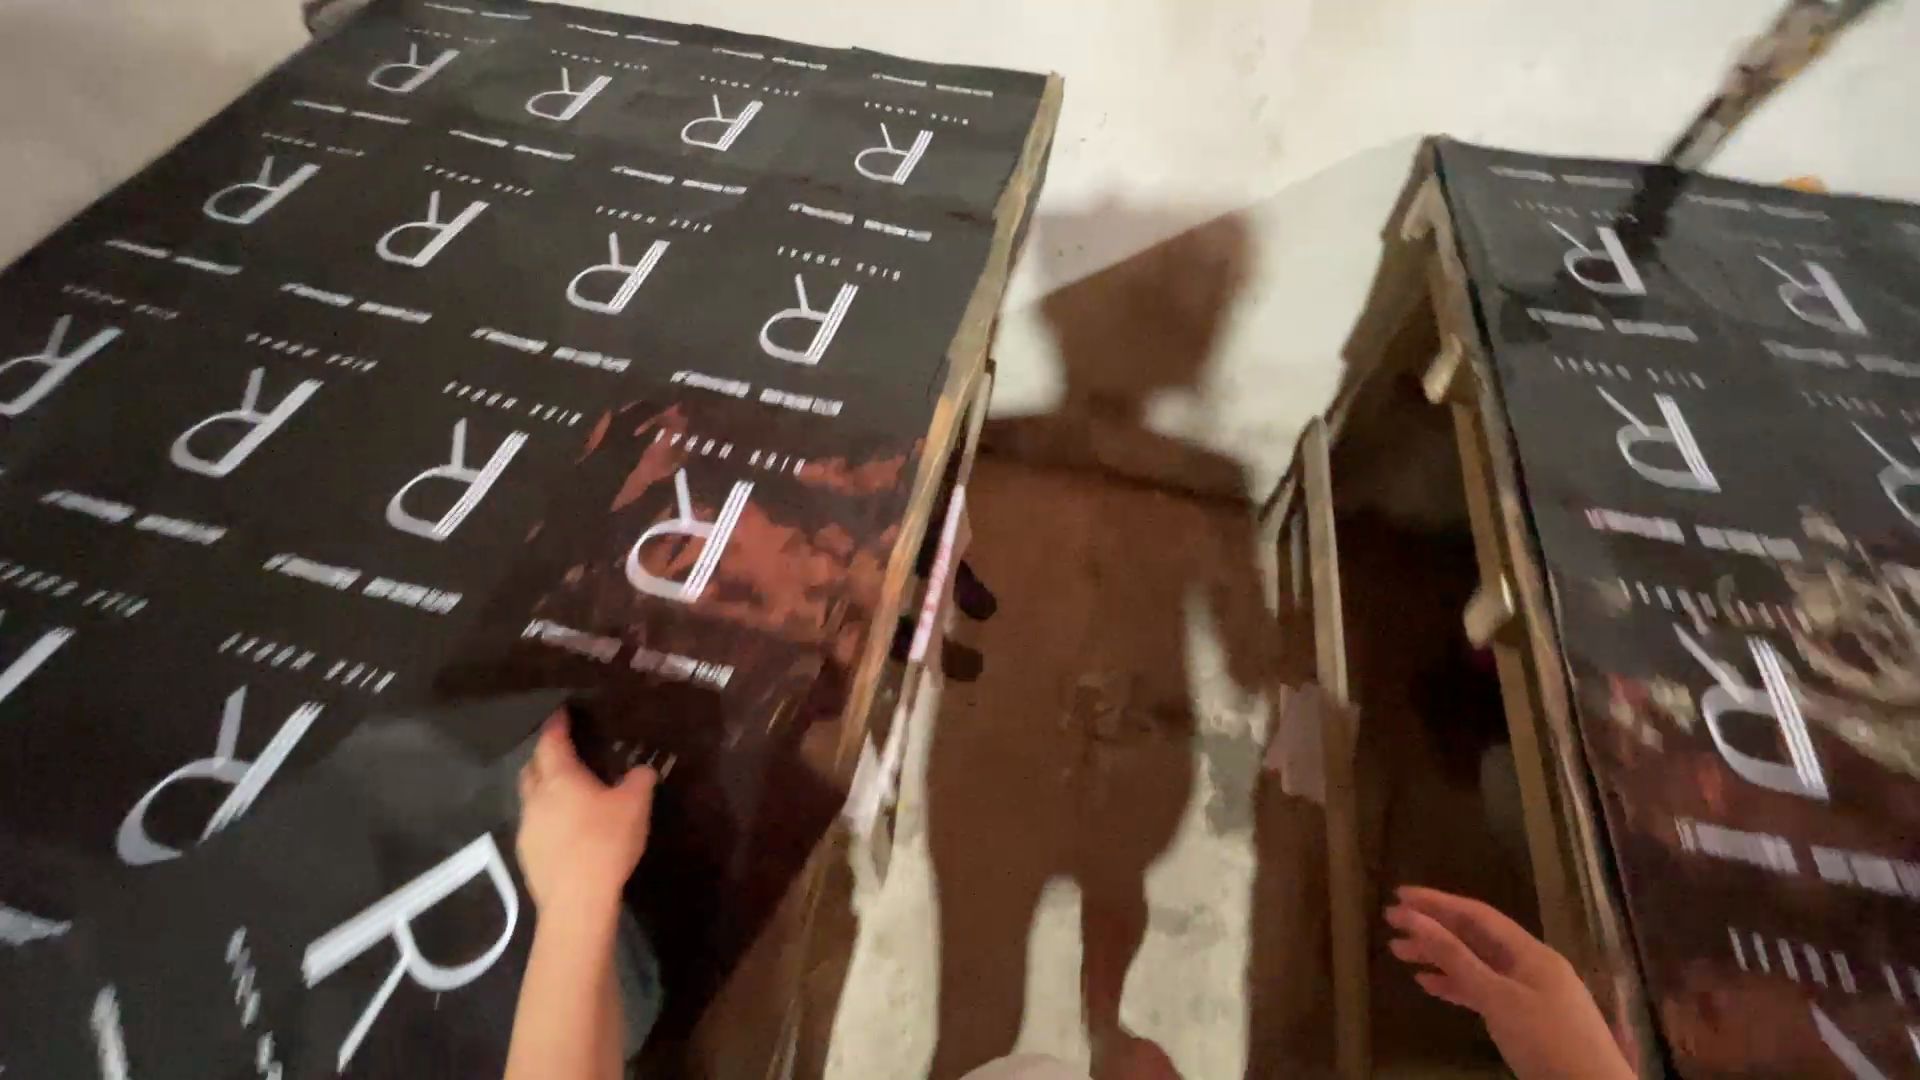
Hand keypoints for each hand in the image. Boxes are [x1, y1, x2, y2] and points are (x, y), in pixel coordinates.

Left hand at [516, 711, 657, 915]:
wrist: (578, 901)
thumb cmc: (606, 840)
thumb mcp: (637, 803)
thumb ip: (639, 780)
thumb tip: (641, 770)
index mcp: (560, 778)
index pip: (551, 742)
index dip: (556, 725)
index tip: (562, 713)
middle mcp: (536, 798)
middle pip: (531, 768)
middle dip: (544, 756)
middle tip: (563, 750)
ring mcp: (527, 828)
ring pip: (531, 798)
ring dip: (545, 788)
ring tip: (569, 790)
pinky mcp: (527, 855)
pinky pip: (536, 824)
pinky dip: (548, 816)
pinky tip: (568, 827)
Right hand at [1386, 886, 1632, 1079]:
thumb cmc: (1548, 1042)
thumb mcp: (1497, 997)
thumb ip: (1453, 956)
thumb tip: (1412, 916)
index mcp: (1531, 954)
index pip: (1477, 914)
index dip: (1437, 901)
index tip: (1400, 894)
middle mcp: (1531, 967)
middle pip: (1474, 938)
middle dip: (1432, 929)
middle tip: (1391, 922)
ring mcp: (1531, 995)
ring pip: (1476, 965)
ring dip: (1438, 957)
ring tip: (1400, 953)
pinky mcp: (1527, 1021)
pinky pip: (1484, 991)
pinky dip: (1456, 986)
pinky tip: (1429, 985)